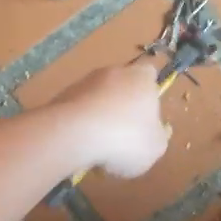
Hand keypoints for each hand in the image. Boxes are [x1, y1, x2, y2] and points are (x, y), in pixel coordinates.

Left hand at [52, 59, 171, 177]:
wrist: (74, 134)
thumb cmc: (125, 138)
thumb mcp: (155, 148)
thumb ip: (158, 138)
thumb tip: (156, 132)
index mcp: (142, 78)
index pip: (150, 74)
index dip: (150, 94)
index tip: (147, 116)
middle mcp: (114, 72)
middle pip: (122, 86)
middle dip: (122, 108)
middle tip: (123, 137)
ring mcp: (84, 81)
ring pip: (97, 98)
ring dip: (99, 117)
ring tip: (98, 147)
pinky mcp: (62, 95)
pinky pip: (77, 110)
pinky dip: (79, 124)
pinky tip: (80, 145)